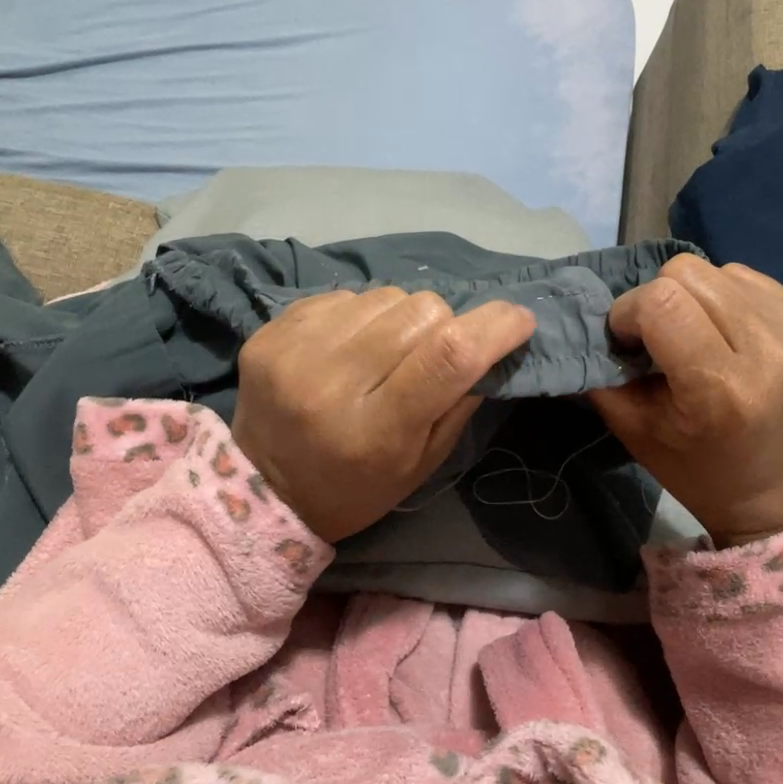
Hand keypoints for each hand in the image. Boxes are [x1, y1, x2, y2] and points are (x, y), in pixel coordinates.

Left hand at [232, 288, 535, 541]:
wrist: (263, 489)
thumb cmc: (355, 487)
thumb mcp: (421, 464)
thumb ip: (459, 403)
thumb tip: (492, 345)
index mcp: (376, 430)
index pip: (449, 355)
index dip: (495, 327)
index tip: (520, 319)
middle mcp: (331, 383)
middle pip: (422, 311)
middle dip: (445, 325)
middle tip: (432, 356)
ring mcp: (295, 351)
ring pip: (386, 294)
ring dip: (401, 317)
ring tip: (384, 352)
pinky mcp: (271, 331)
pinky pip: (345, 295)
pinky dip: (361, 315)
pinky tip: (348, 348)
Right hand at [590, 253, 782, 548]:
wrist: (770, 494)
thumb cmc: (692, 469)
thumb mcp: (632, 427)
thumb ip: (605, 370)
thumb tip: (595, 319)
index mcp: (720, 387)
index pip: (660, 301)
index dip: (629, 313)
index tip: (628, 343)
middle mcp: (769, 351)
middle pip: (687, 273)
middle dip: (658, 300)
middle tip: (659, 340)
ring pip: (717, 270)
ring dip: (693, 298)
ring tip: (697, 338)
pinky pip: (748, 279)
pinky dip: (725, 299)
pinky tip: (727, 335)